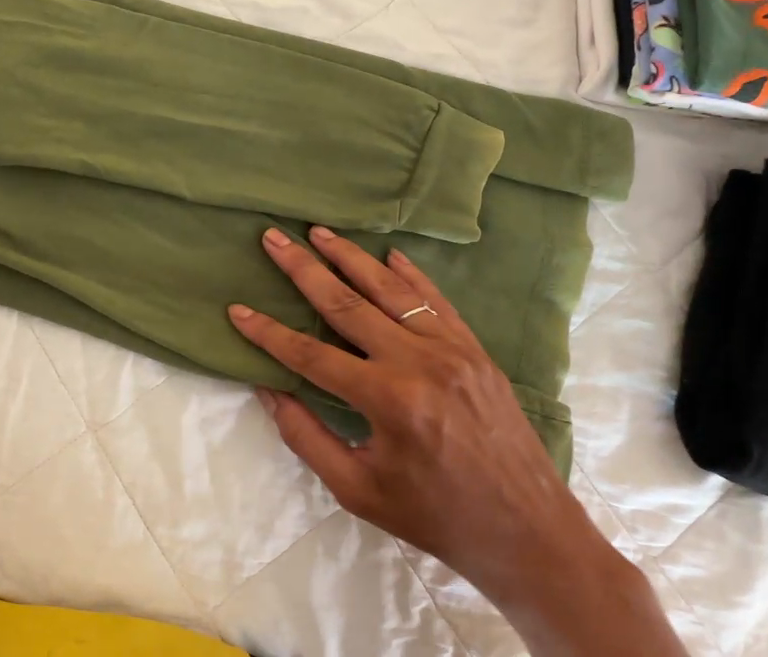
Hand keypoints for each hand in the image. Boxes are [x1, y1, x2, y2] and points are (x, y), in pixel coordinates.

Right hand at [229, 227, 681, 656]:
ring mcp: (454, 352)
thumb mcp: (357, 491)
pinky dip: (411, 275)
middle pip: (346, 304)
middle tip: (273, 238)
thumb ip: (306, 436)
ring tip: (318, 232)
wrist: (531, 535)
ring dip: (350, 258)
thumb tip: (267, 388)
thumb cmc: (435, 517)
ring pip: (391, 291)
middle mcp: (419, 363)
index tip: (236, 310)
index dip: (268, 333)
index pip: (311, 354)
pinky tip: (389, 254)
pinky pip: (437, 303)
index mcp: (388, 400)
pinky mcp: (477, 353)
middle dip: (303, 269)